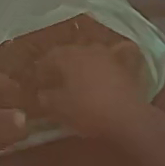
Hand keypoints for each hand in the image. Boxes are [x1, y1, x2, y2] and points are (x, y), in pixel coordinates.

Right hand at [32, 43, 162, 143]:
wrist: (126, 116)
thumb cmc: (86, 110)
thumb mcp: (59, 108)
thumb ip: (47, 98)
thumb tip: (43, 93)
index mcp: (68, 56)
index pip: (50, 56)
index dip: (43, 68)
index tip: (39, 79)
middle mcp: (88, 49)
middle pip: (71, 53)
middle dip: (63, 64)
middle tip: (57, 78)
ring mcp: (109, 55)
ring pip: (91, 54)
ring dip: (84, 63)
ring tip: (80, 78)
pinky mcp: (126, 65)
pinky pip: (115, 57)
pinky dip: (108, 62)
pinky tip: (108, 70)